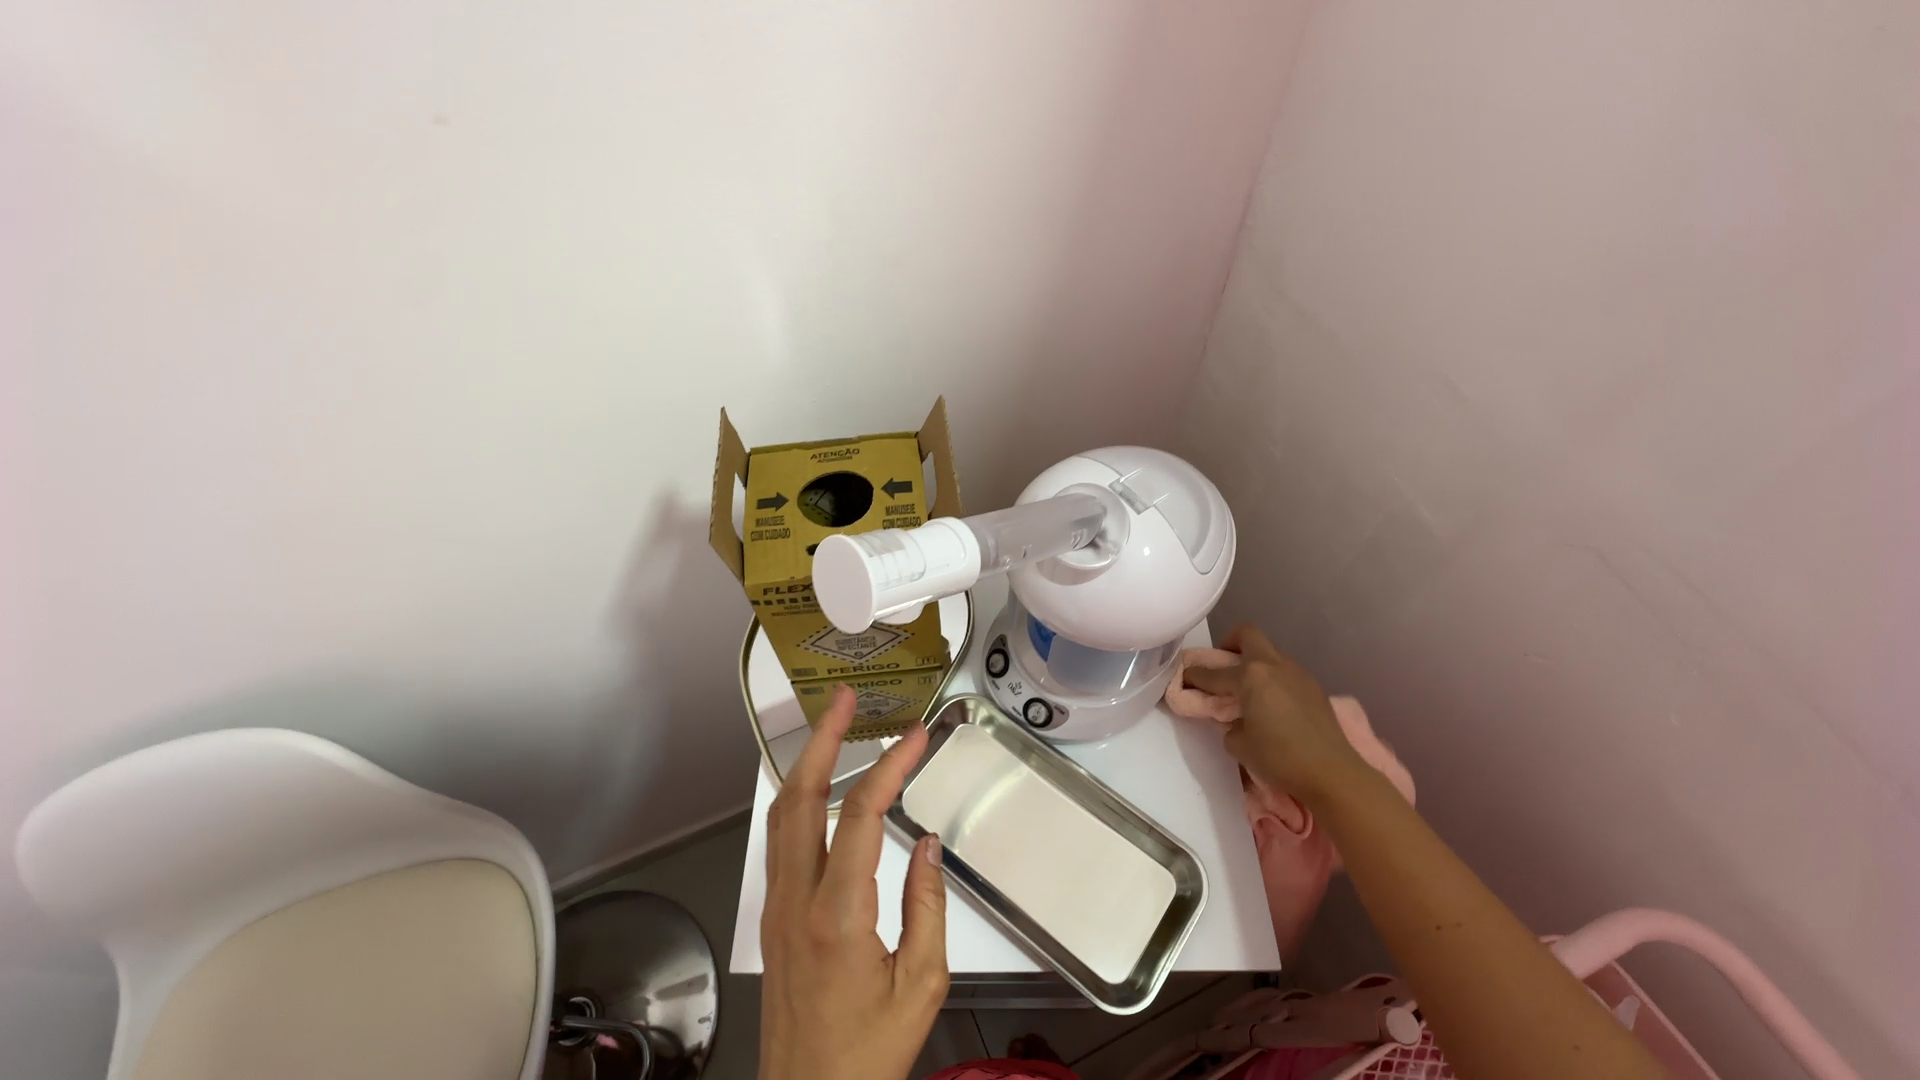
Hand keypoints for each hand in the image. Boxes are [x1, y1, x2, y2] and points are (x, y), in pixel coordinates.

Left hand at [758, 685, 948, 1079]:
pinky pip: (781, 840)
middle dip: (821, 739)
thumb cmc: (867, 1052)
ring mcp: (776, 906)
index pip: (863, 816)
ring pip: (782, 815)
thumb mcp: (920, 986)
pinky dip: (799, 798)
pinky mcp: (772, 917)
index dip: (890, 767)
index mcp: (837, 915)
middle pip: (800, 798)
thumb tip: (929, 845)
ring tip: (831, 727)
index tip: (916, 735)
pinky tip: (819, 788)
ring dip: (805, 763)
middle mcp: (796, 899)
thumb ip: (927, 907)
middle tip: (844, 699)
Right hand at [1186, 623, 1372, 808]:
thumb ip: (1230, 725)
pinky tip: (1273, 705)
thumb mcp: (1239, 745)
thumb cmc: (1279, 758)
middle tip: (1223, 665)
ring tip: (1249, 691)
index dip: (1194, 675)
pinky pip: (1286, 673)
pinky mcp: (1314, 688)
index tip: (1184, 677)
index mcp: (1250, 676)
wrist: (1333, 772)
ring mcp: (1298, 674)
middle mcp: (1274, 666)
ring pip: (1270, 654)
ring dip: (1255, 664)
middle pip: (1248, 635)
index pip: (1213, 673)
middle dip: (1230, 643)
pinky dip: (1273, 680)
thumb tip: (1236, 721)